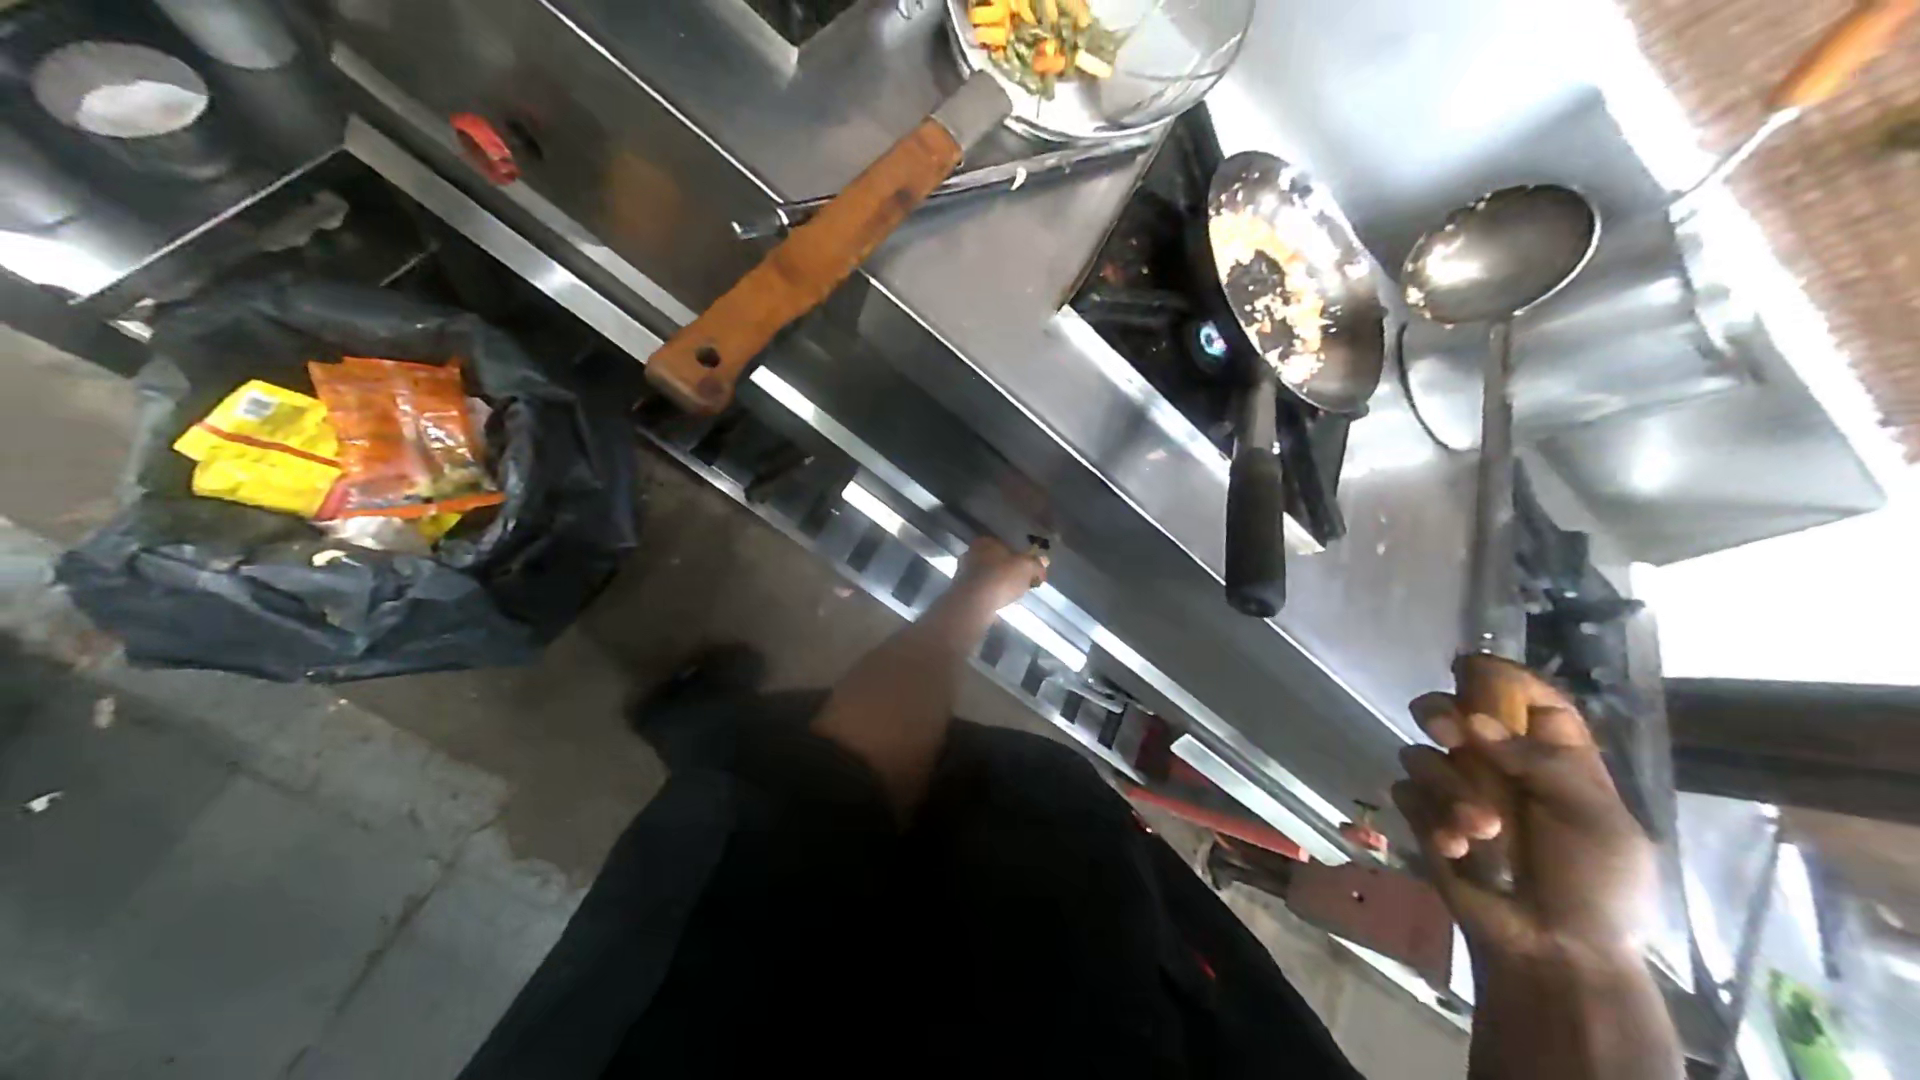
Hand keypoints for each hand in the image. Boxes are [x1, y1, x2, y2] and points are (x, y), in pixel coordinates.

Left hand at [947, 536, 1048, 615]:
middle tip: (1022, 584)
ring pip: (987, 576)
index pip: (1005, 546)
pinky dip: (989, 596)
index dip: (1019, 558)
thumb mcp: (1027, 567)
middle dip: (1008, 571)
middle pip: (995, 561)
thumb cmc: (1002, 577)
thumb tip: (1044, 561)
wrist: (974, 602)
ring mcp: (962, 573)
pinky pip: (980, 591)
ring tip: (1010, 596)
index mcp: (985, 542)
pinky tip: (997, 604)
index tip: (1029, 572)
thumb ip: (1036, 563)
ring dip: (998, 584)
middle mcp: (970, 553)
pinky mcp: (960, 591)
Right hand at [1391, 664, 1656, 970]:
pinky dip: (1430, 819)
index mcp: (1554, 759)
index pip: (1529, 700)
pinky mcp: (1425, 818)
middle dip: (1441, 714)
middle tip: (1446, 730)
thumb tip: (1474, 722)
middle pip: (1453, 710)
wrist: (1555, 952)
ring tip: (1481, 832)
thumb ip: (1541, 764)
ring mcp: (1457, 790)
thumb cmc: (1595, 887)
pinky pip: (1406, 795)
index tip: (1470, 665)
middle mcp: (1498, 765)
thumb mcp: (1598, 823)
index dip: (1503, 676)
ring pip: (1422, 754)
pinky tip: (1457, 849)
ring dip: (1449, 790)